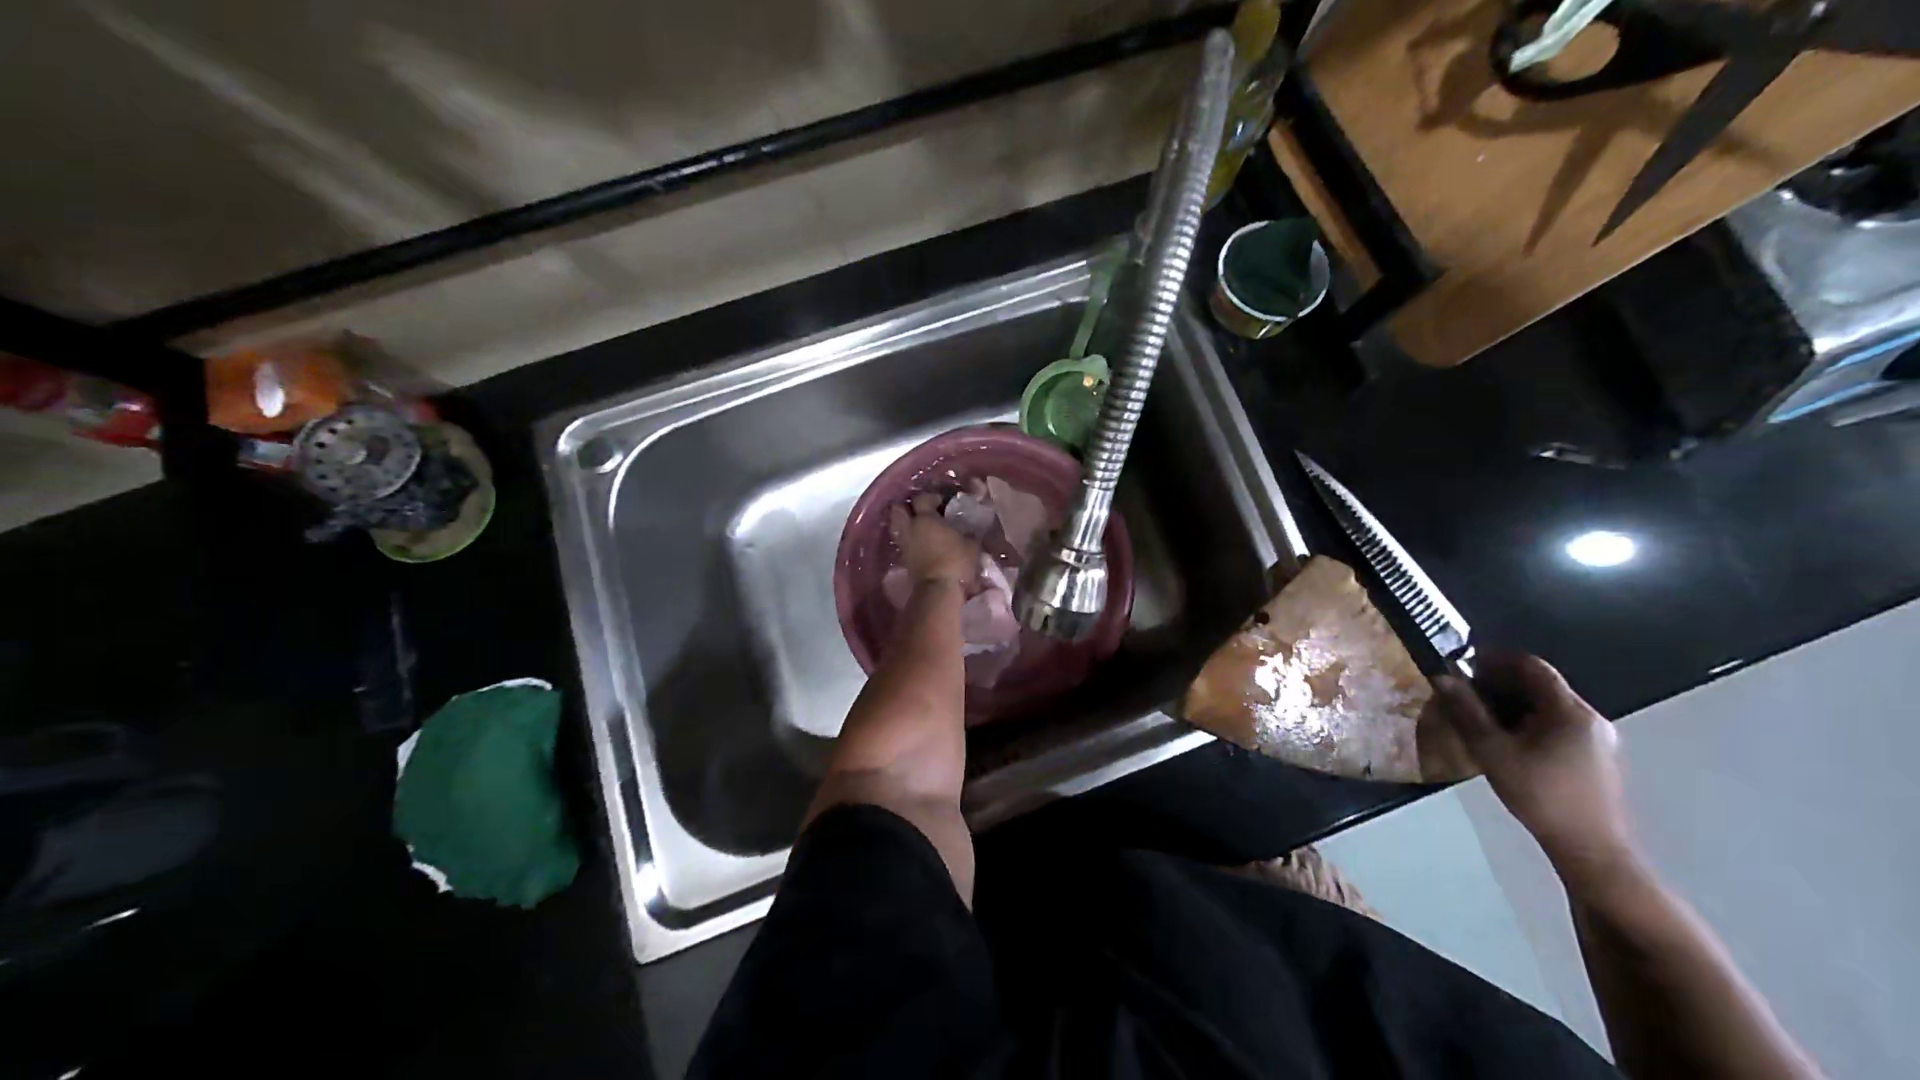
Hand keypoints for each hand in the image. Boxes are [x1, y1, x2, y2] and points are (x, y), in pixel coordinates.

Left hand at [888, 501, 977, 586]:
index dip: (931, 497)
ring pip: (896, 526)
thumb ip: (968, 533)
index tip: (941, 502)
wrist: (938, 588)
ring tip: (917, 526)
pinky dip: (907, 538)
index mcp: (925, 518)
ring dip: (904, 523)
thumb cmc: (955, 561)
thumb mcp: (971, 544)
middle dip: (906, 507)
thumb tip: (969, 529)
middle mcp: (910, 527)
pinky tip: (919, 542)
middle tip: (920, 511)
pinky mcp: (903, 558)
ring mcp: (904, 543)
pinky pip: (902, 541)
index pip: (922, 498)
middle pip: (897, 509)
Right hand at [1432, 653, 1641, 891]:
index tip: (1462, 667)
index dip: (1494, 660)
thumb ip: (1466, 711)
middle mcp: (1589, 717)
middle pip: (1540, 685)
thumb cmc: (1540, 794)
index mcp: (1569, 710)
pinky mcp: (1595, 758)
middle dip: (1498, 684)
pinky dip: (1527, 722)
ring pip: (1547, 707)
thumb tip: (1442, 677)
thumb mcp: (1493, 751)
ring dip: (1510, 704)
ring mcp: (1597, 739)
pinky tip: (1505, 742)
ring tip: (1477, 718)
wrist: (1591, 849)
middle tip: (1463, 694)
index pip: (1531, 665)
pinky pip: (1556, 725)